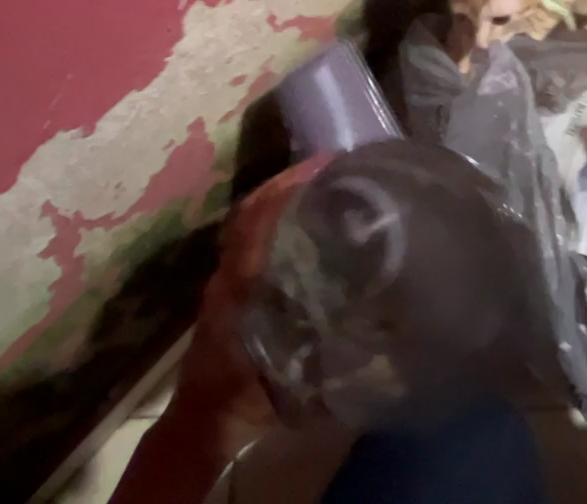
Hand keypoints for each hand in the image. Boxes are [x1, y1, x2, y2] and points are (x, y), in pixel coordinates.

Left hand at [169, 155, 333, 434]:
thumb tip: (386, 328)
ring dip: (281, 197)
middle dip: (290, 182)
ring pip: (249, 220)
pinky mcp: (226, 287)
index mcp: (242, 283)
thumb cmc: (244, 401)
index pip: (260, 217)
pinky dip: (274, 220)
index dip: (291, 185)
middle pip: (253, 209)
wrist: (200, 423)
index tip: (326, 163)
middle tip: (332, 169)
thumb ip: (336, 356)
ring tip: (321, 188)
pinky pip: (249, 238)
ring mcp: (223, 277)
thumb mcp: (295, 382)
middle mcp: (229, 270)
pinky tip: (304, 227)